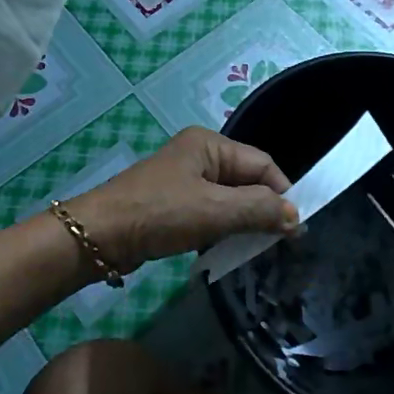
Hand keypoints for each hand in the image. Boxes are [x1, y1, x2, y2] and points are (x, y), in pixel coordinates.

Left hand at [68, 127, 297, 269]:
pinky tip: (230, 248)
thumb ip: (258, 210)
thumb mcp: (214, 210)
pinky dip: (224, 229)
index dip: (281, 194)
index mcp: (210, 145)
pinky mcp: (175, 205)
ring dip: (244, 222)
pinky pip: (212, 212)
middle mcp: (200, 156)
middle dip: (264, 209)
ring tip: (257, 248)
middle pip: (247, 181)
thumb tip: (297, 218)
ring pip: (231, 199)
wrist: (96, 239)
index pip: (262, 164)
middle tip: (279, 242)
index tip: (294, 228)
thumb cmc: (158, 214)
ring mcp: (186, 180)